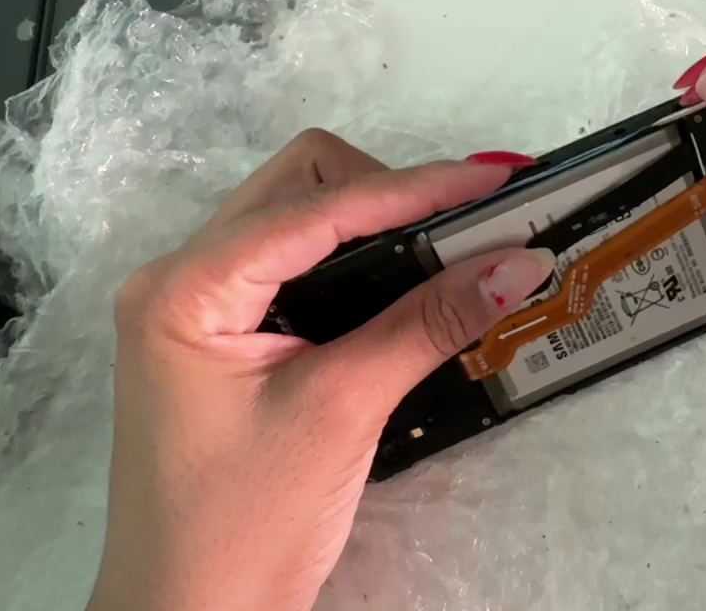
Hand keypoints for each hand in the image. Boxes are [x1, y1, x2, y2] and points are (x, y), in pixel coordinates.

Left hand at [88, 131, 552, 610]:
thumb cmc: (248, 526)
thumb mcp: (345, 409)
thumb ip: (432, 321)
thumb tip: (521, 261)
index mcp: (189, 287)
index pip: (320, 207)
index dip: (413, 187)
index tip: (490, 179)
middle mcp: (184, 271)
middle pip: (300, 181)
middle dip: (385, 188)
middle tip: (457, 224)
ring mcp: (199, 294)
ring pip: (300, 207)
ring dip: (373, 213)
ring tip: (442, 239)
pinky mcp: (224, 319)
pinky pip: (297, 249)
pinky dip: (356, 246)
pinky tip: (401, 268)